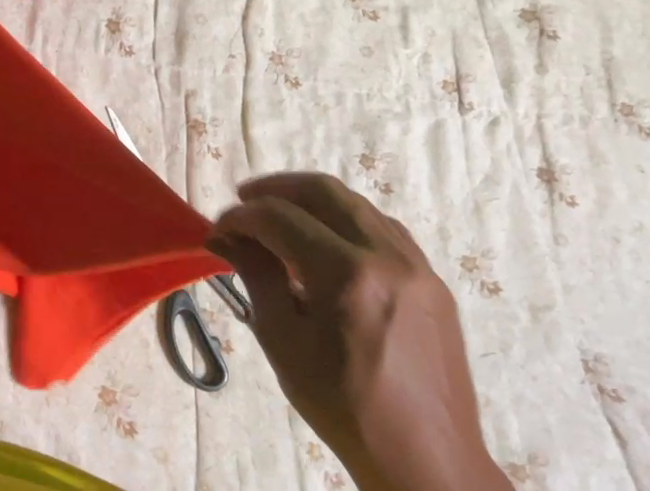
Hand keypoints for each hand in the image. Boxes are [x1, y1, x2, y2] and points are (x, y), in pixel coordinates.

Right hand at [208, 173, 510, 490]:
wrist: (426, 459)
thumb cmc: (343, 406)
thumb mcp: (283, 341)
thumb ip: (256, 276)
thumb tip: (227, 237)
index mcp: (348, 274)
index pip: (279, 218)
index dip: (240, 217)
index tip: (217, 231)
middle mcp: (388, 257)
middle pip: (323, 191)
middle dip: (275, 189)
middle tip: (243, 202)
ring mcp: (418, 267)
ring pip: (356, 204)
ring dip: (311, 201)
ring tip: (279, 219)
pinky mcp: (432, 282)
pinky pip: (382, 229)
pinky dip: (344, 221)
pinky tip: (323, 243)